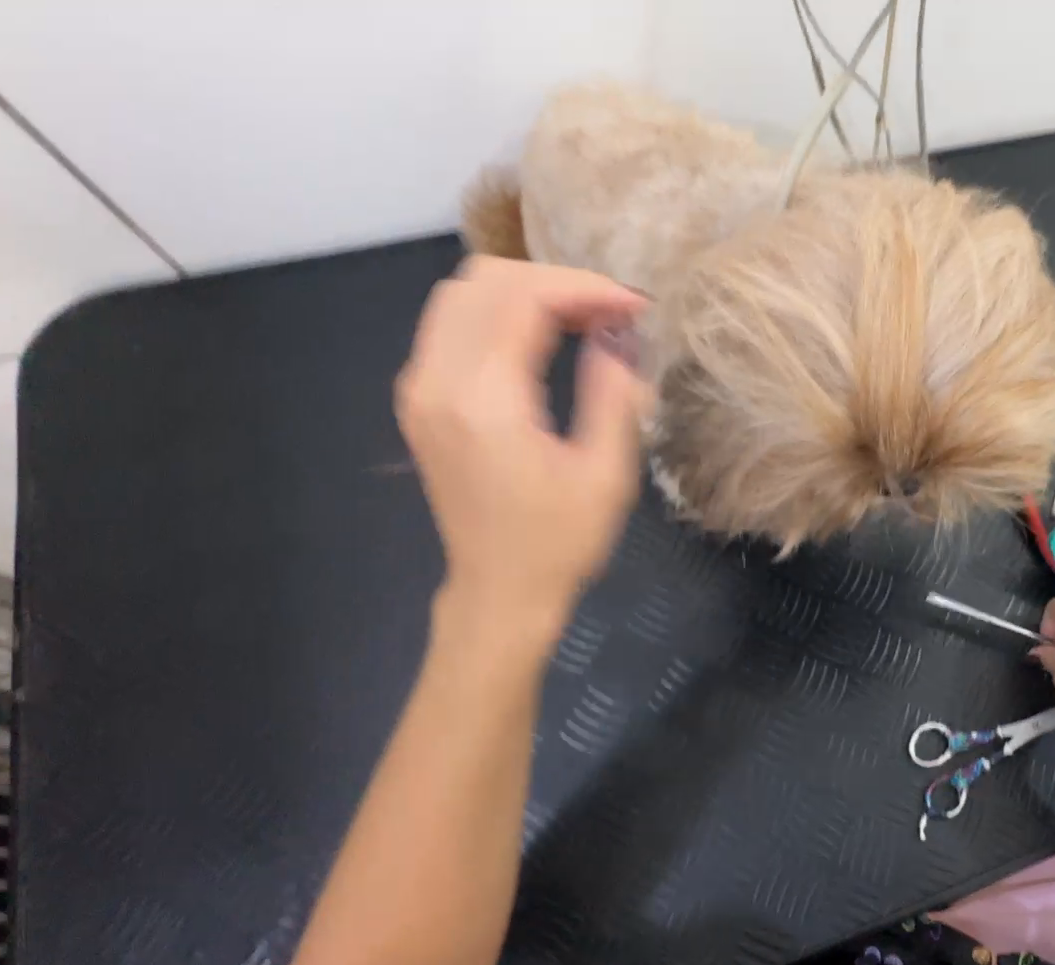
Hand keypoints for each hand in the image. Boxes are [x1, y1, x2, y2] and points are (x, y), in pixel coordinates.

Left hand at [396, 256, 649, 648]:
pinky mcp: (421, 399)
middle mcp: (436, 381)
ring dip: (527, 291)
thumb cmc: (559, 543)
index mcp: (483, 400)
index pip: (524, 297)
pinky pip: (453, 324)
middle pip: (485, 280)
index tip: (635, 308)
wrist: (500, 593)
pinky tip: (545, 337)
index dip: (585, 288)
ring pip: (462, 293)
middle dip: (556, 282)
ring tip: (584, 320)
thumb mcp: (605, 474)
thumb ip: (612, 393)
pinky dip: (501, 313)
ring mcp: (419, 388)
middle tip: (612, 312)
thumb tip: (619, 333)